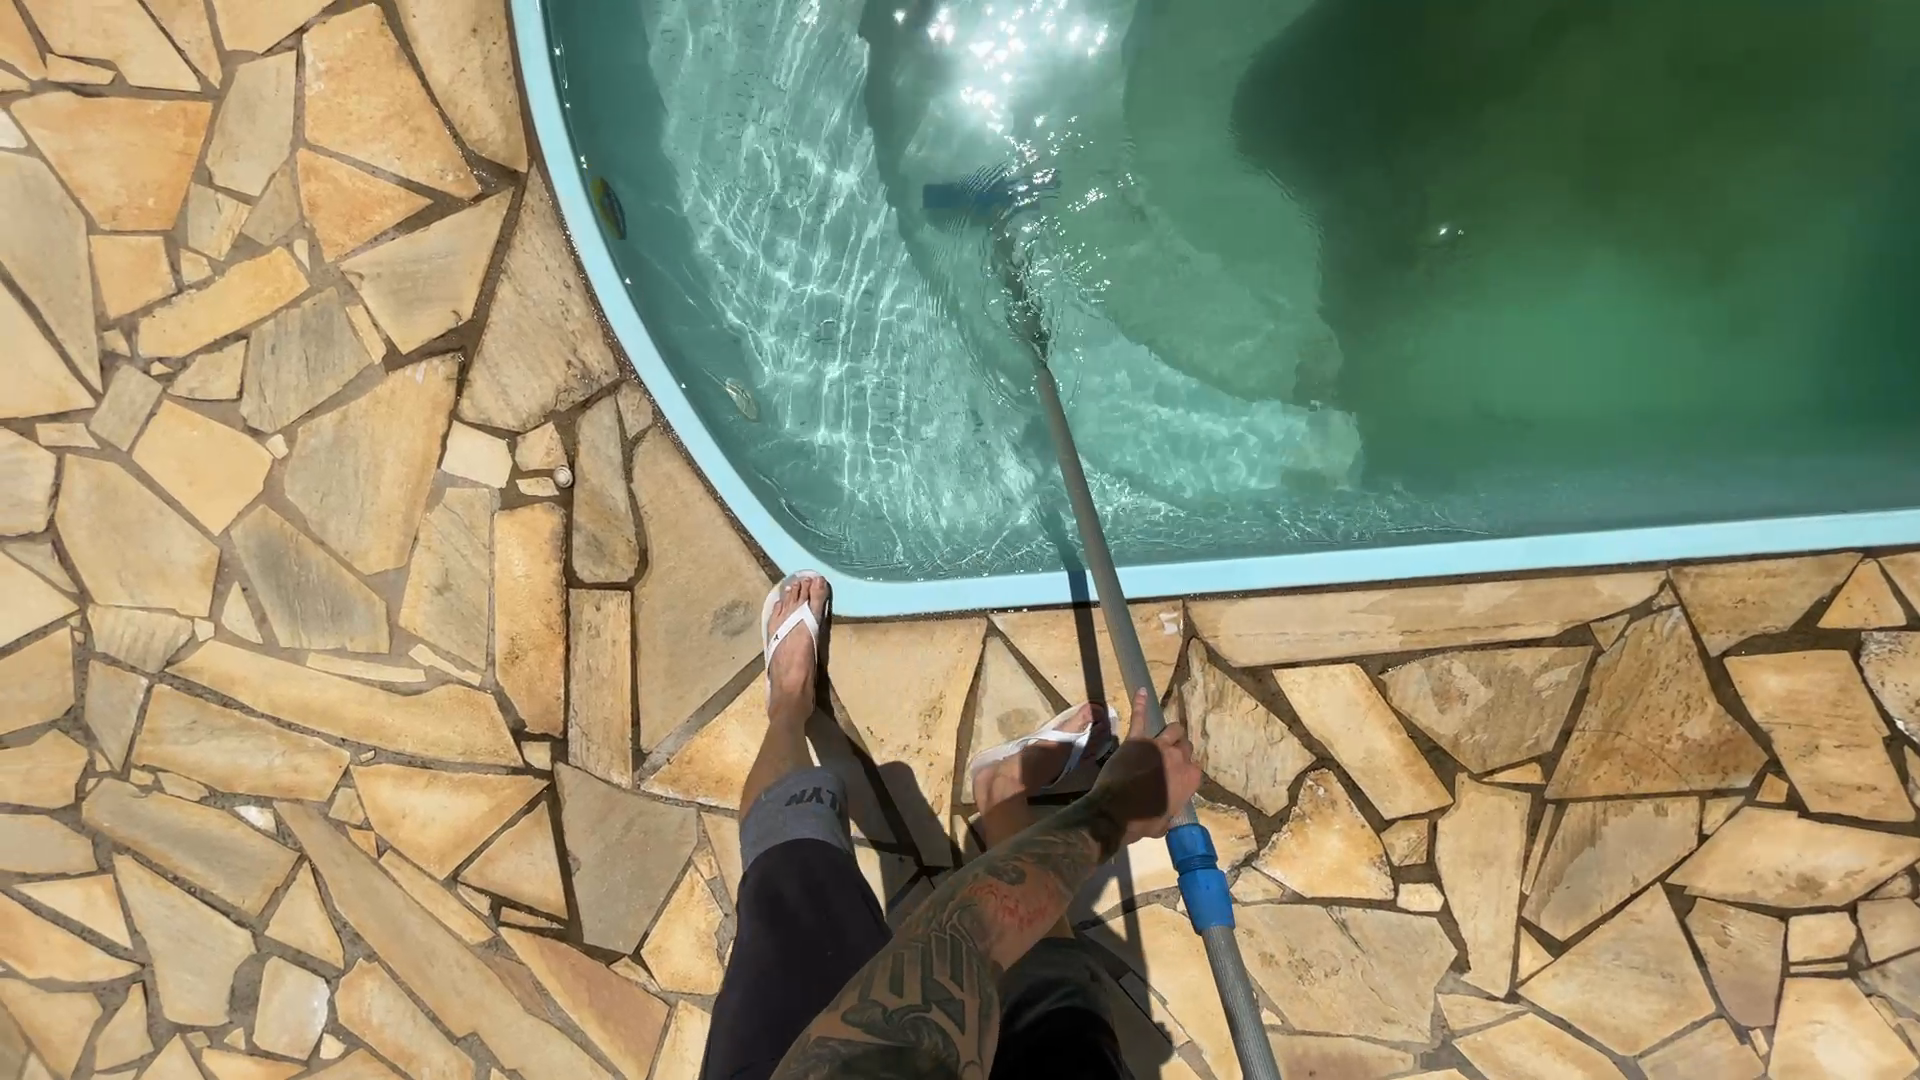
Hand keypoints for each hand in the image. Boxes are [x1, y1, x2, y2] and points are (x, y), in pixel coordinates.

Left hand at [1087, 688, 1203, 848]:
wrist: (1114, 812)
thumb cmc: (1142, 822)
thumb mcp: (1166, 822)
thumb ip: (1171, 809)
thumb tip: (1167, 809)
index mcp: (1190, 779)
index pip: (1194, 767)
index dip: (1184, 772)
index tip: (1176, 777)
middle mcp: (1177, 758)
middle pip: (1184, 746)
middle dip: (1179, 750)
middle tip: (1168, 758)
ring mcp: (1156, 746)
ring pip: (1172, 730)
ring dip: (1171, 732)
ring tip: (1167, 734)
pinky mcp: (1135, 739)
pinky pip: (1139, 717)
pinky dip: (1140, 703)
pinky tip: (1142, 691)